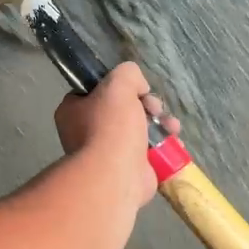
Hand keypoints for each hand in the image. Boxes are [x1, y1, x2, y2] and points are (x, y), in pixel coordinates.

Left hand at [53, 63, 179, 205]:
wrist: (116, 175)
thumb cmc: (110, 127)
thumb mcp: (118, 85)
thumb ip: (127, 73)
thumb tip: (138, 86)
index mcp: (73, 111)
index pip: (97, 91)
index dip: (120, 87)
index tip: (136, 89)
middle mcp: (85, 132)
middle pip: (122, 109)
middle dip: (147, 105)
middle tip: (155, 109)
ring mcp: (106, 152)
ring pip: (139, 129)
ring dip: (161, 124)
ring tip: (171, 127)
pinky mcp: (127, 169)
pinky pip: (148, 151)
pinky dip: (164, 146)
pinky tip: (175, 143)